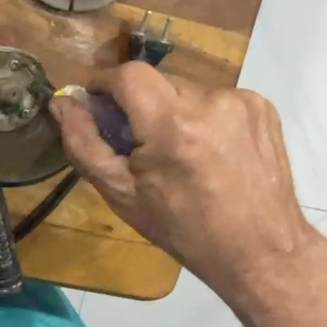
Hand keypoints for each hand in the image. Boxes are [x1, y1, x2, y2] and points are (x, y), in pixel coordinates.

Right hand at [50, 64, 323, 296]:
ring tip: (182, 155)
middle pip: (157, 81)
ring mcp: (242, 102)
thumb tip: (62, 102)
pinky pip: (217, 100)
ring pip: (187, 91)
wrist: (259, 252)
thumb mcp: (121, 194)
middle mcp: (210, 102)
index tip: (97, 105)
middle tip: (140, 143)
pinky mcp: (263, 107)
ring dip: (174, 112)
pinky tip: (212, 154)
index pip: (128, 74)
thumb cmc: (183, 229)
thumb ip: (85, 143)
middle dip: (141, 105)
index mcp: (172, 125)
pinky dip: (205, 118)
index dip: (105, 84)